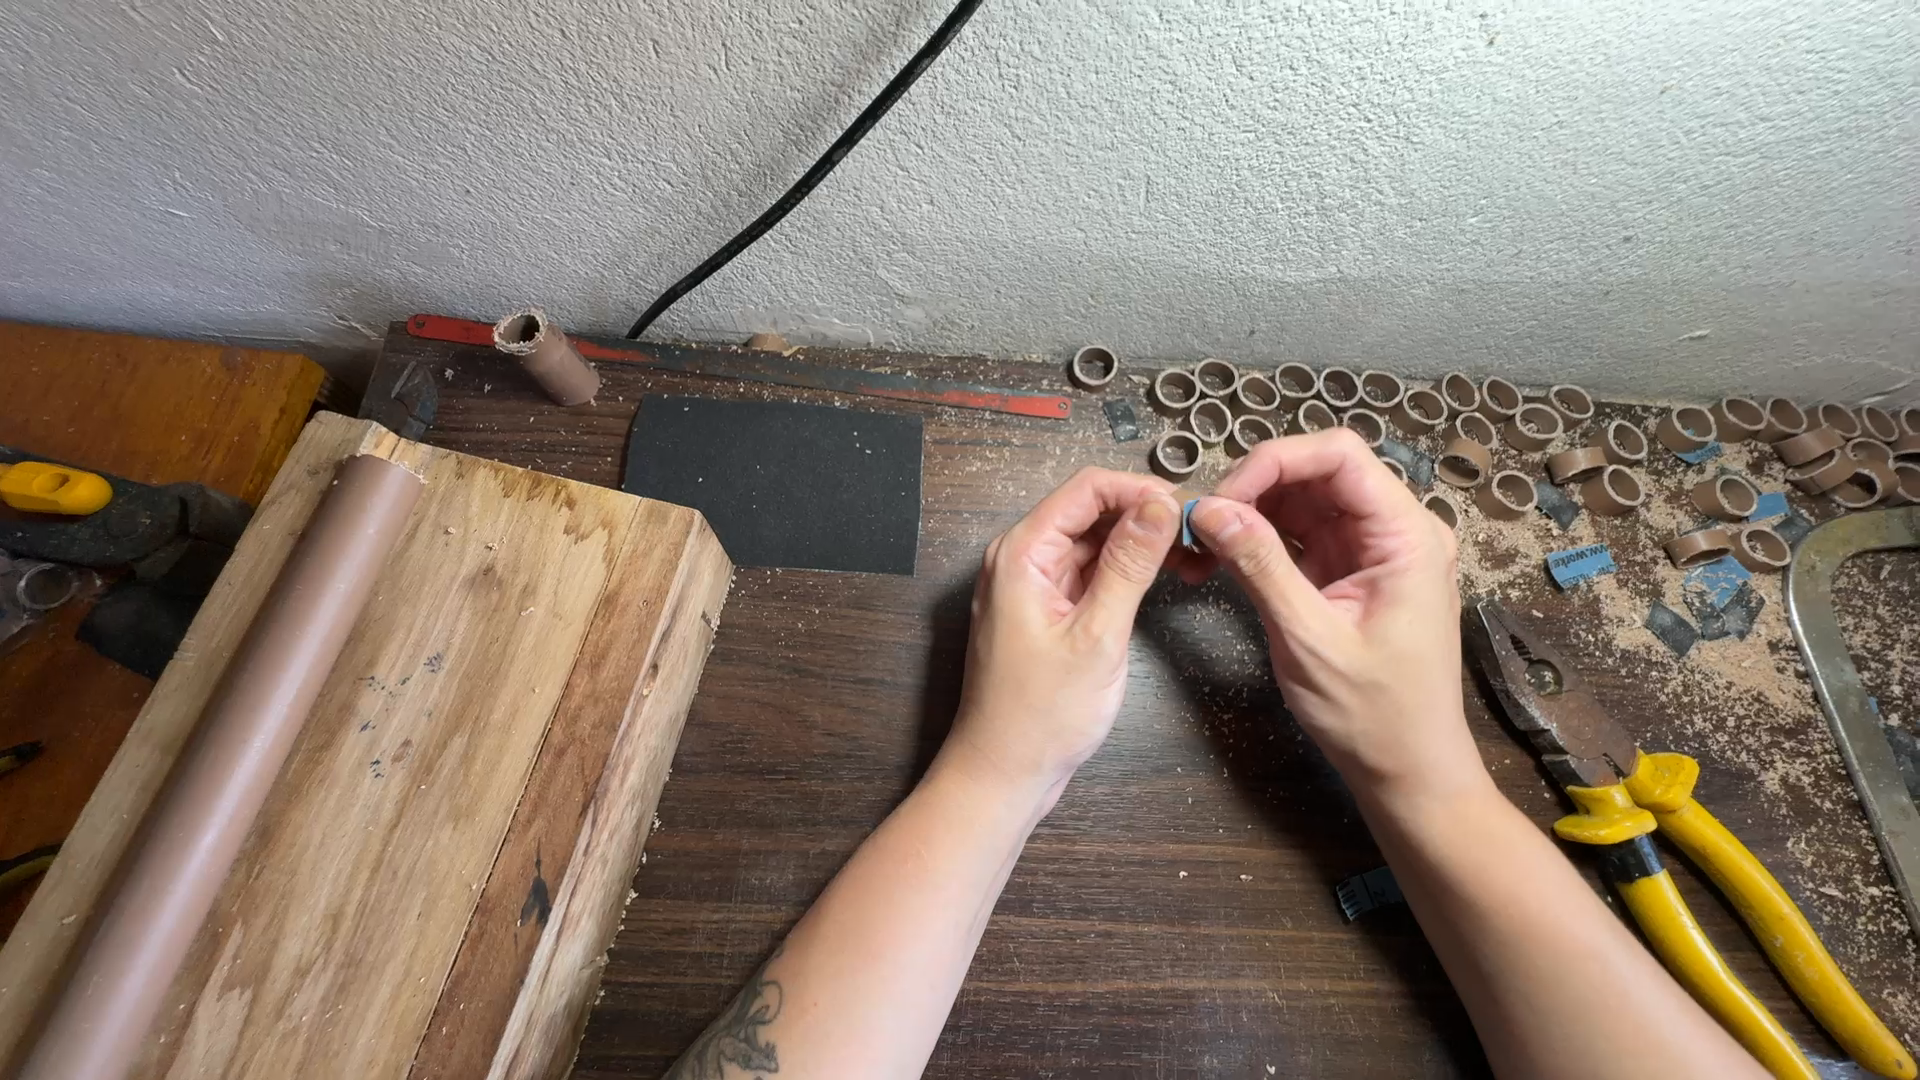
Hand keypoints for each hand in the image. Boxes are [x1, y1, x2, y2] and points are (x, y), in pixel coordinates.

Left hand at [941, 468, 1181, 812]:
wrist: (1004, 772)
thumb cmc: (1042, 714)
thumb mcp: (1097, 635)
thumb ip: (1129, 565)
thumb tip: (1160, 505)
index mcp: (1021, 553)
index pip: (1085, 489)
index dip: (1139, 490)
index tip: (1186, 511)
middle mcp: (1020, 558)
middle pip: (1088, 511)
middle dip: (1143, 515)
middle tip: (1198, 538)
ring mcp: (1030, 584)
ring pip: (1090, 541)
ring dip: (1137, 544)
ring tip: (1189, 558)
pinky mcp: (1043, 608)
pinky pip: (1085, 572)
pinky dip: (1121, 571)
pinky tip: (1158, 579)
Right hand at [1179, 430, 1482, 806]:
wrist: (1404, 767)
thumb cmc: (1372, 711)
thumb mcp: (1308, 637)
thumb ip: (1259, 566)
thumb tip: (1207, 509)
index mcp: (1406, 534)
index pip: (1338, 456)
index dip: (1274, 462)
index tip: (1220, 500)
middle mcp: (1391, 529)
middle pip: (1315, 471)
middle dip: (1252, 488)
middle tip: (1201, 524)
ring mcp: (1366, 548)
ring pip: (1298, 499)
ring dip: (1246, 512)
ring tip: (1201, 542)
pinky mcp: (1342, 569)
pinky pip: (1293, 533)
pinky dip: (1253, 539)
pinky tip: (1219, 556)